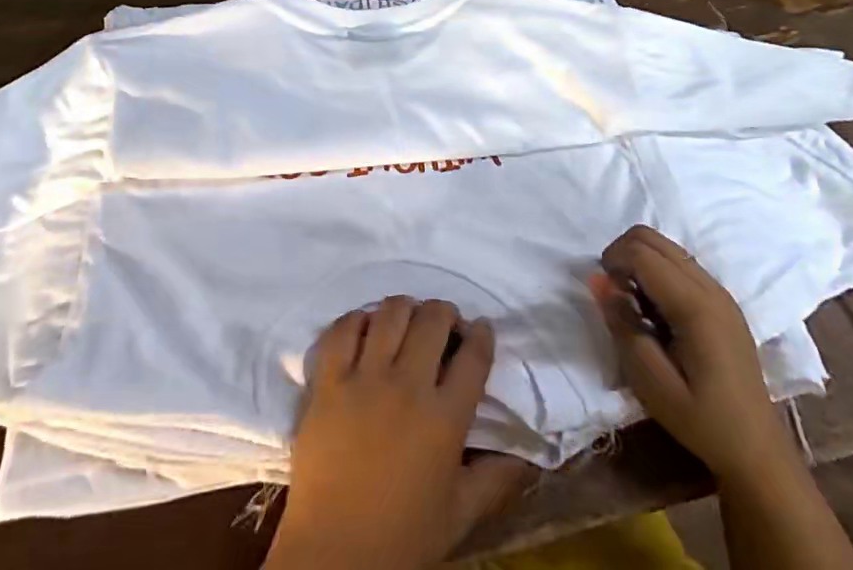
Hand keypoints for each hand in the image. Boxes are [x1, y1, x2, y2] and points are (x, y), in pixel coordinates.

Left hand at [264, 297, 533, 569]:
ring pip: (389, 314)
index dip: (482, 333)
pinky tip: (365, 327)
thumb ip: (497, 477)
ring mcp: (363, 380)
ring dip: (404, 308)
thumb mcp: (462, 513)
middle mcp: (407, 387)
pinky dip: (358, 320)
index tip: (481, 328)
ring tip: (406, 319)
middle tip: (443, 323)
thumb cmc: (403, 536)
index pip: (474, 356)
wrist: (334, 553)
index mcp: (445, 418)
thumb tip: (525, 452)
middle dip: (445, 313)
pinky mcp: (326, 383)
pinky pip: (342, 330)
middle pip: (432, 321)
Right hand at [588, 225, 794, 483]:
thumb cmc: (701, 420)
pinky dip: (657, 271)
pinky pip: (680, 264)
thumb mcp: (651, 382)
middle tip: (613, 294)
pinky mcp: (722, 301)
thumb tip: (597, 280)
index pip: (642, 253)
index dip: (611, 261)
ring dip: (639, 261)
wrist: (756, 448)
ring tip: (632, 304)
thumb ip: (622, 326)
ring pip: (667, 247)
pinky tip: (655, 310)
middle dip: (621, 253)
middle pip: (653, 238)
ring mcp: (720, 292)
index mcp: (695, 306)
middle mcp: (711, 287)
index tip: (602, 293)